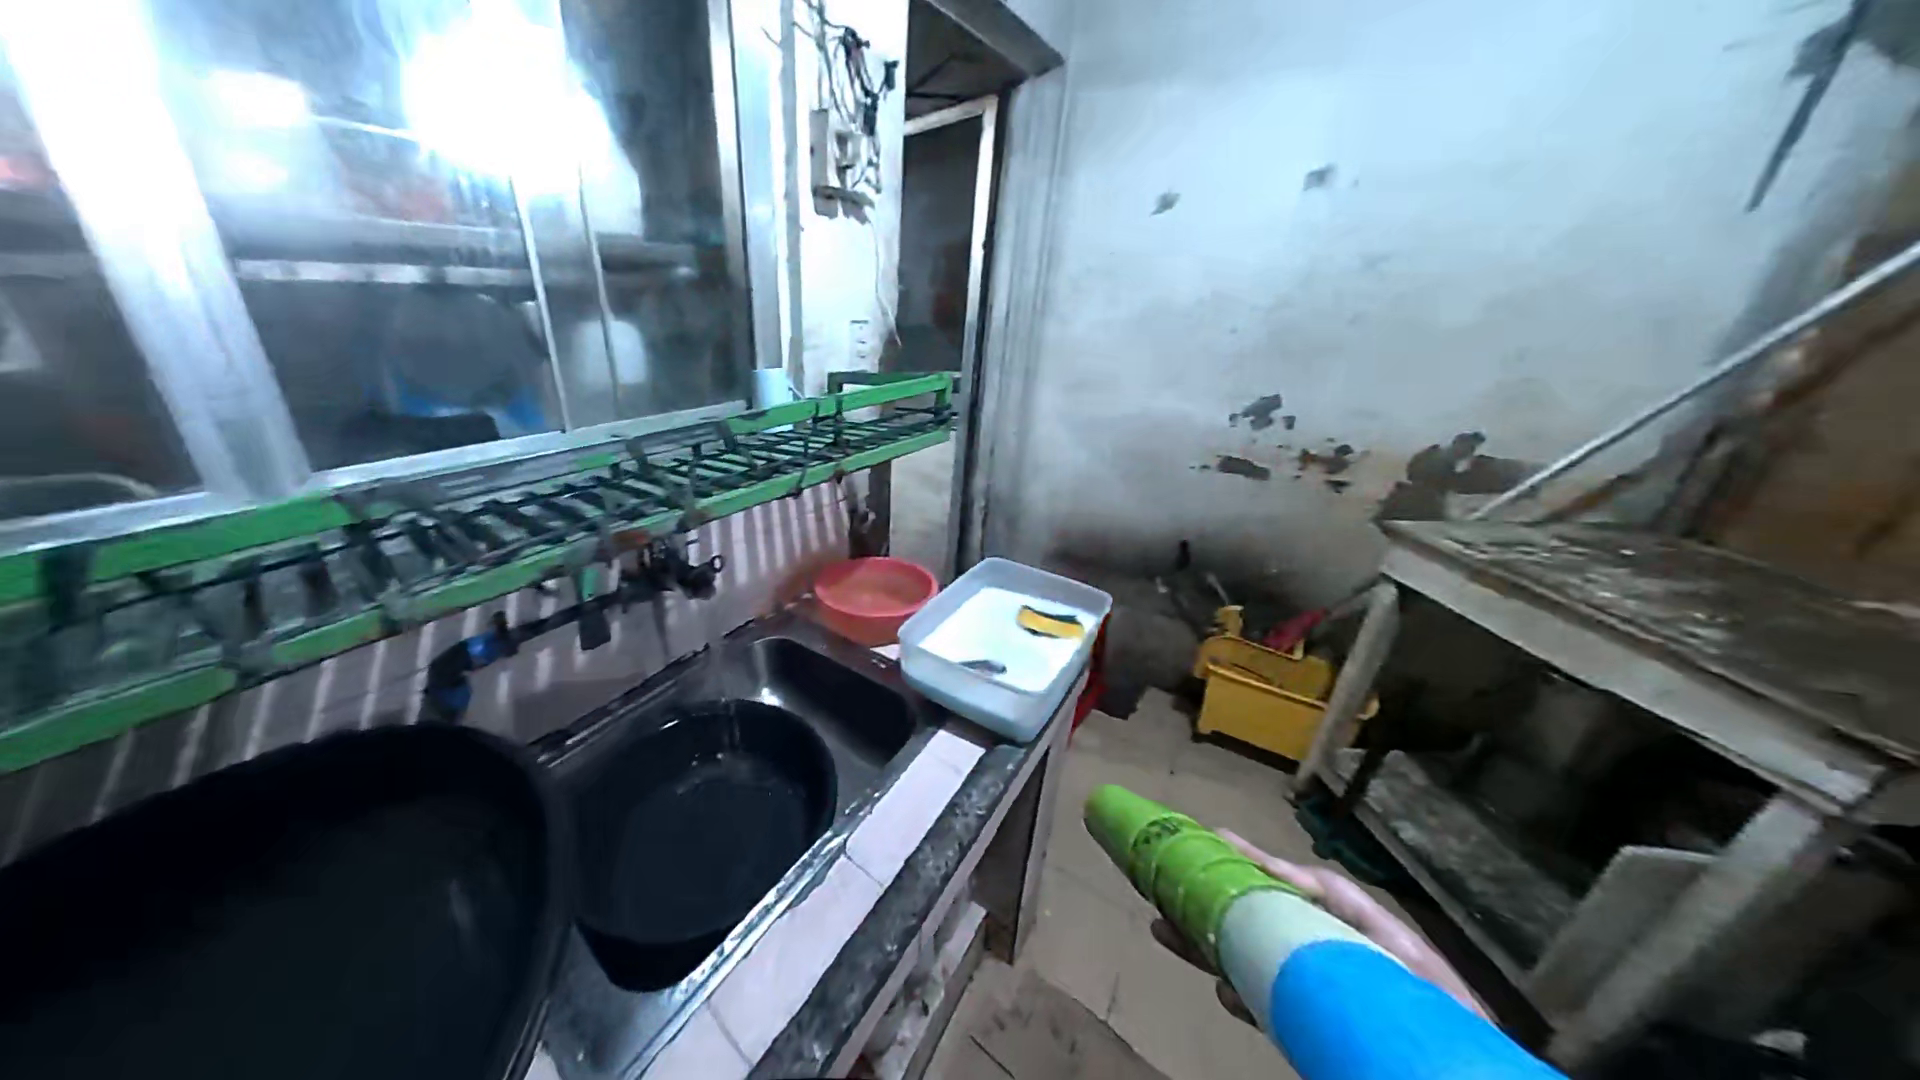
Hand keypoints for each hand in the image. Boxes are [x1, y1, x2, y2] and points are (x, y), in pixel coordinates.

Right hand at [1149, 829, 1489, 1024]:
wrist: (1448, 1062)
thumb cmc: (1421, 985)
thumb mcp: (1377, 928)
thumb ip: (1327, 895)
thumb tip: (1263, 860)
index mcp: (1318, 918)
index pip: (1265, 887)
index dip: (1231, 865)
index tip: (1199, 841)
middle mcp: (1299, 948)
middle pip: (1240, 923)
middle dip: (1198, 908)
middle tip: (1157, 895)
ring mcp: (1297, 986)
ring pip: (1239, 960)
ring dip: (1202, 947)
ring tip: (1164, 930)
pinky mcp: (1301, 1025)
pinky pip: (1261, 1007)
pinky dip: (1240, 997)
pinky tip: (1222, 989)